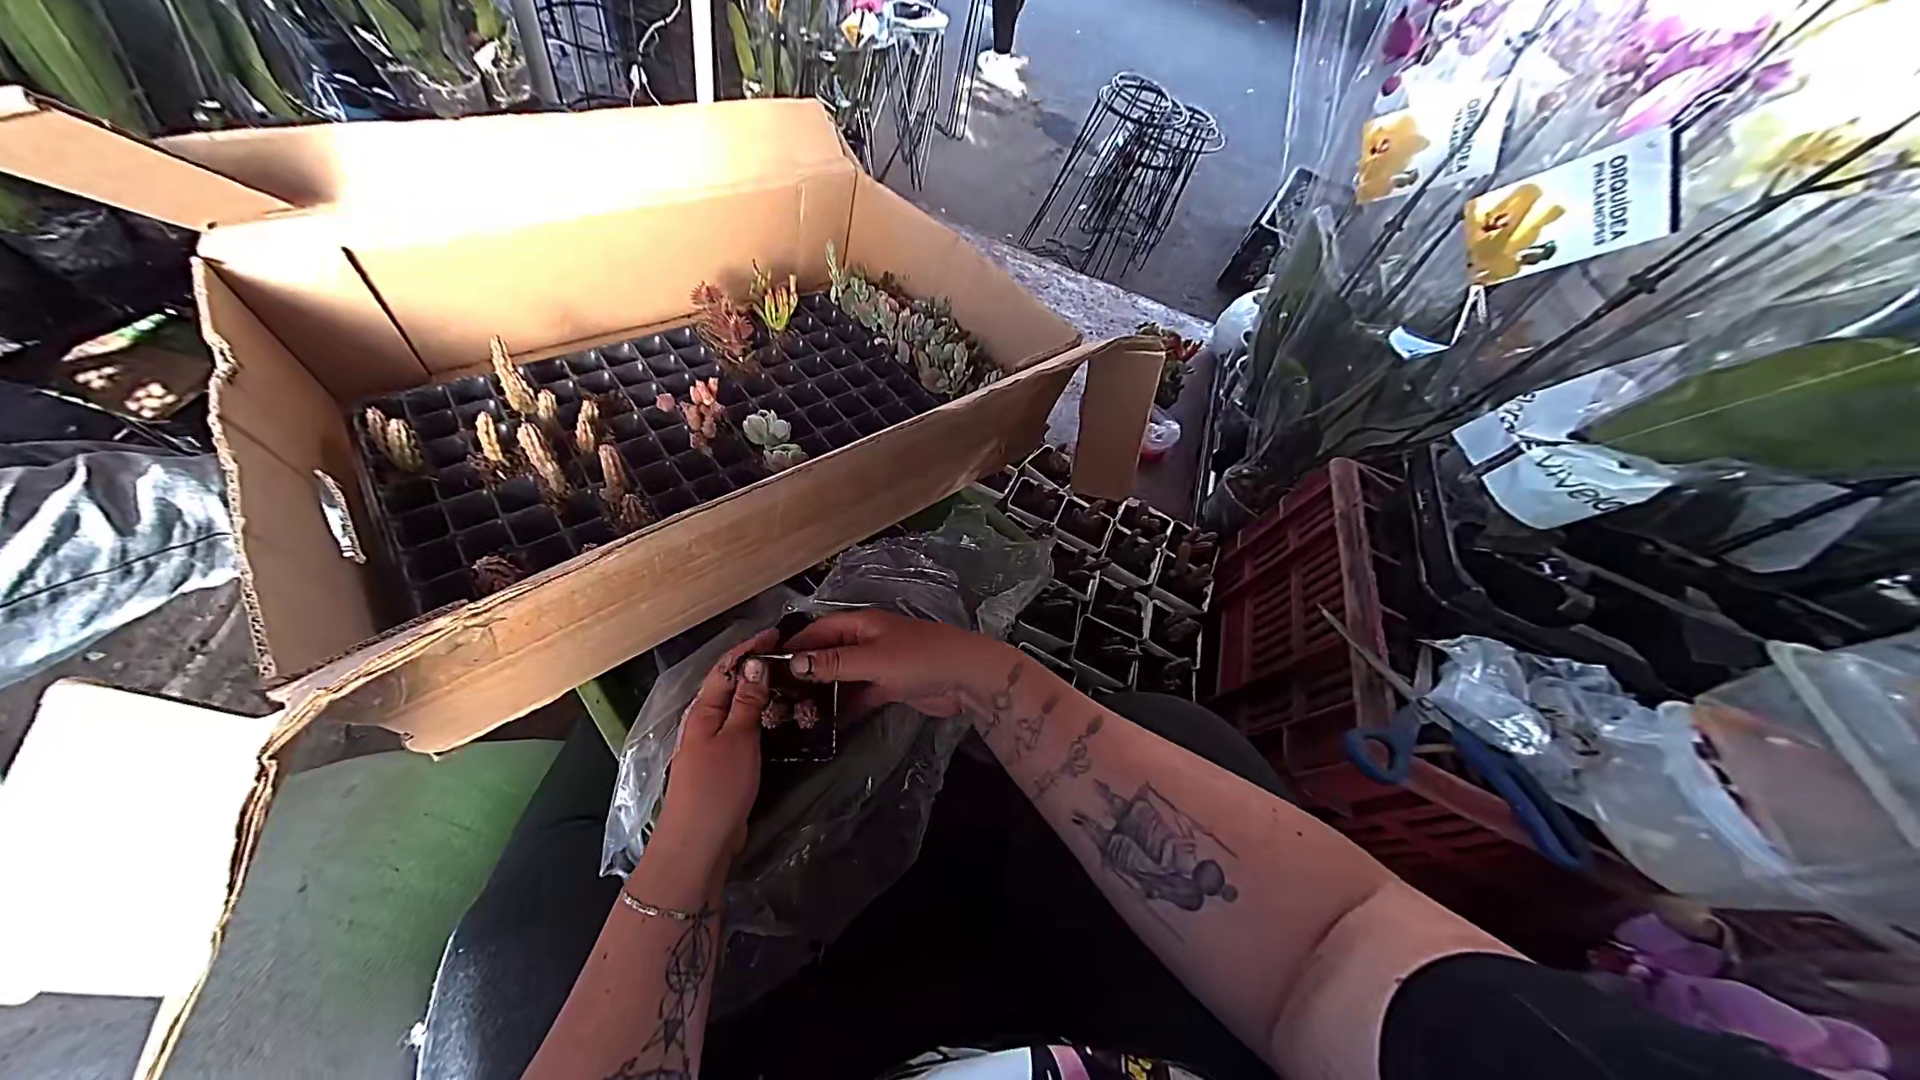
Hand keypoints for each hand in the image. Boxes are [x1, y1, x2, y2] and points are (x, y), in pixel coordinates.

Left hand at [655, 628, 778, 862]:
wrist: (698, 845)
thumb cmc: (717, 788)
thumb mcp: (737, 739)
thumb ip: (747, 701)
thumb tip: (755, 663)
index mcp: (703, 711)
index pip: (726, 668)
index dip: (749, 648)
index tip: (776, 633)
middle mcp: (705, 723)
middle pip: (730, 684)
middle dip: (754, 665)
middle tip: (787, 654)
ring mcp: (713, 744)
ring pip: (737, 706)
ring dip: (758, 689)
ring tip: (787, 679)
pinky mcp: (724, 764)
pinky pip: (743, 727)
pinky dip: (759, 714)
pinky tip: (776, 717)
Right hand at [783, 610, 1013, 717]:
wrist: (965, 677)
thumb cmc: (918, 658)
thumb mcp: (872, 658)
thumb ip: (834, 663)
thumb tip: (794, 663)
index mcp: (862, 625)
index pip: (820, 630)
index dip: (796, 644)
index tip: (769, 664)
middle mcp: (867, 641)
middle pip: (830, 653)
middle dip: (807, 671)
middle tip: (778, 695)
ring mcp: (879, 664)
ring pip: (844, 676)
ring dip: (824, 691)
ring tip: (795, 712)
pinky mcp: (890, 687)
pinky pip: (860, 695)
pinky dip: (845, 706)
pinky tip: (826, 723)